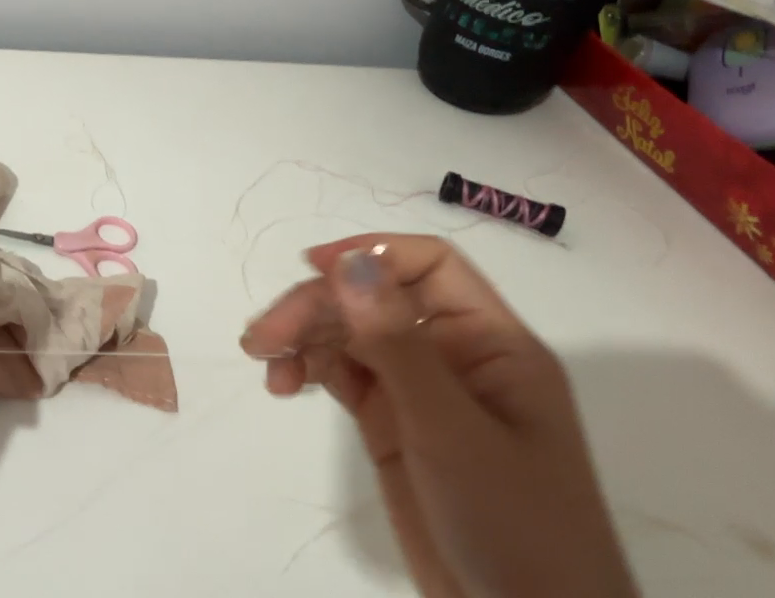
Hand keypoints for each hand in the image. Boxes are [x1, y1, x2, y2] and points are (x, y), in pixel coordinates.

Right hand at [241, 234, 637, 597]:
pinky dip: (307, 368)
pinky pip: (341, 372)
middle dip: (316, 306)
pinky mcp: (392, 422)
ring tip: (262, 359)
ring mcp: (420, 390)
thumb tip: (349, 261)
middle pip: (373, 297)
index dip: (370, 253)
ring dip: (302, 334)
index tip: (310, 268)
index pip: (428, 265)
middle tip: (263, 338)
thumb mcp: (450, 428)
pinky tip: (282, 385)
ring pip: (350, 332)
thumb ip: (397, 343)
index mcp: (490, 342)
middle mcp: (453, 354)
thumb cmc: (512, 522)